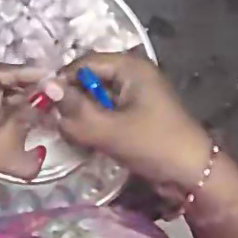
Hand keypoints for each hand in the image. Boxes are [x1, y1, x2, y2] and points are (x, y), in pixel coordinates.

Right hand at [52, 51, 212, 189]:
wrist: (194, 175)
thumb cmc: (155, 145)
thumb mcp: (111, 130)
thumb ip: (76, 110)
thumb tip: (46, 86)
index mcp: (131, 66)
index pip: (84, 62)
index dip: (62, 80)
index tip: (43, 104)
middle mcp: (133, 73)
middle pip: (89, 78)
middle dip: (73, 100)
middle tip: (57, 123)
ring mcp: (136, 93)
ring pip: (96, 97)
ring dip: (84, 115)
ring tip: (74, 134)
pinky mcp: (136, 113)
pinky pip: (107, 111)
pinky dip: (96, 123)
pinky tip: (89, 140)